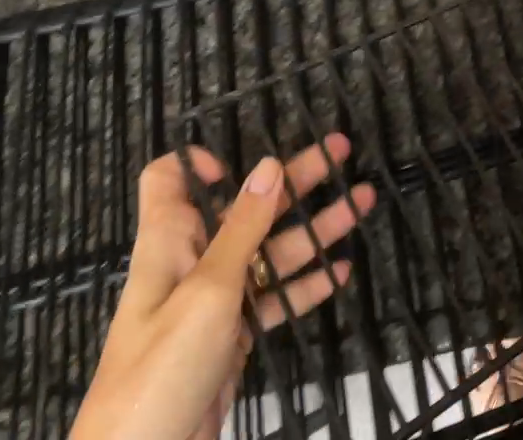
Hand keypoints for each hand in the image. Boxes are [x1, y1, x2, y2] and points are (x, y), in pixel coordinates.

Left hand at [73, 136, 377, 439]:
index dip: (200, 162)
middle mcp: (192, 264)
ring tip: (363, 204)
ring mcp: (213, 301)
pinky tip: (340, 272)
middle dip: (293, 180)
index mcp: (170, 243)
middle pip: (244, 207)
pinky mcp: (231, 335)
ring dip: (315, 229)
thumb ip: (241, 229)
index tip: (244, 160)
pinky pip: (274, 298)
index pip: (170, 181)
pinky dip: (306, 285)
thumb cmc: (160, 370)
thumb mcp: (206, 292)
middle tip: (341, 152)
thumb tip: (268, 166)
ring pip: (269, 251)